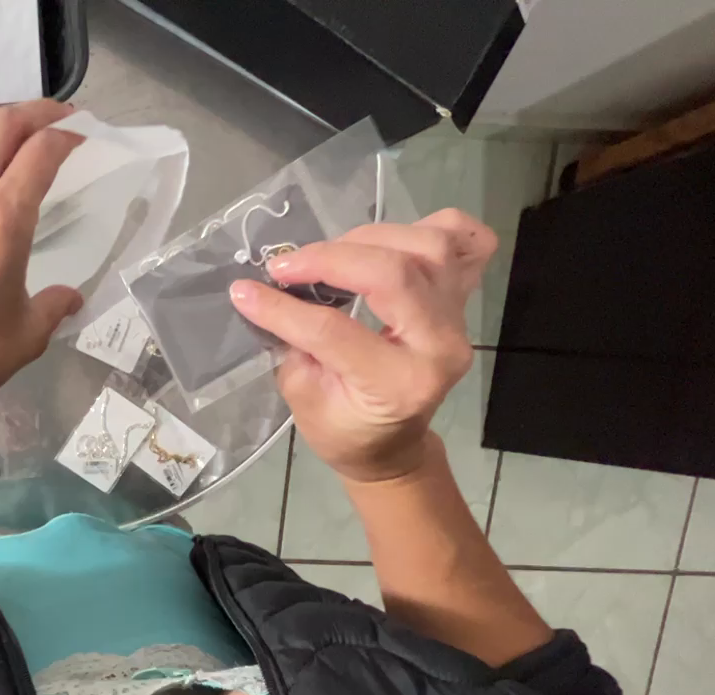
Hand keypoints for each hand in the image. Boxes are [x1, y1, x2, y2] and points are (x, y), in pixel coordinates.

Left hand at [0, 100, 85, 433]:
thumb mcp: (28, 336)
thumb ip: (54, 306)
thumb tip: (70, 298)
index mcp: (2, 222)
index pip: (40, 152)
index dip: (69, 134)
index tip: (87, 135)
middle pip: (0, 128)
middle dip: (36, 113)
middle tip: (62, 120)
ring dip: (2, 143)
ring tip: (26, 159)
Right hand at [229, 209, 496, 484]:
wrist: (391, 446)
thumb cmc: (344, 430)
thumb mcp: (305, 400)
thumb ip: (291, 346)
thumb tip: (263, 294)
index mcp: (397, 384)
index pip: (334, 331)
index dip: (284, 308)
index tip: (245, 292)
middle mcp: (440, 346)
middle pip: (394, 274)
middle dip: (329, 259)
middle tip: (285, 266)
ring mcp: (459, 318)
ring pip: (430, 246)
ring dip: (371, 239)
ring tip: (331, 256)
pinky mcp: (464, 299)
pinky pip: (469, 242)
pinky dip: (430, 229)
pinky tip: (391, 244)